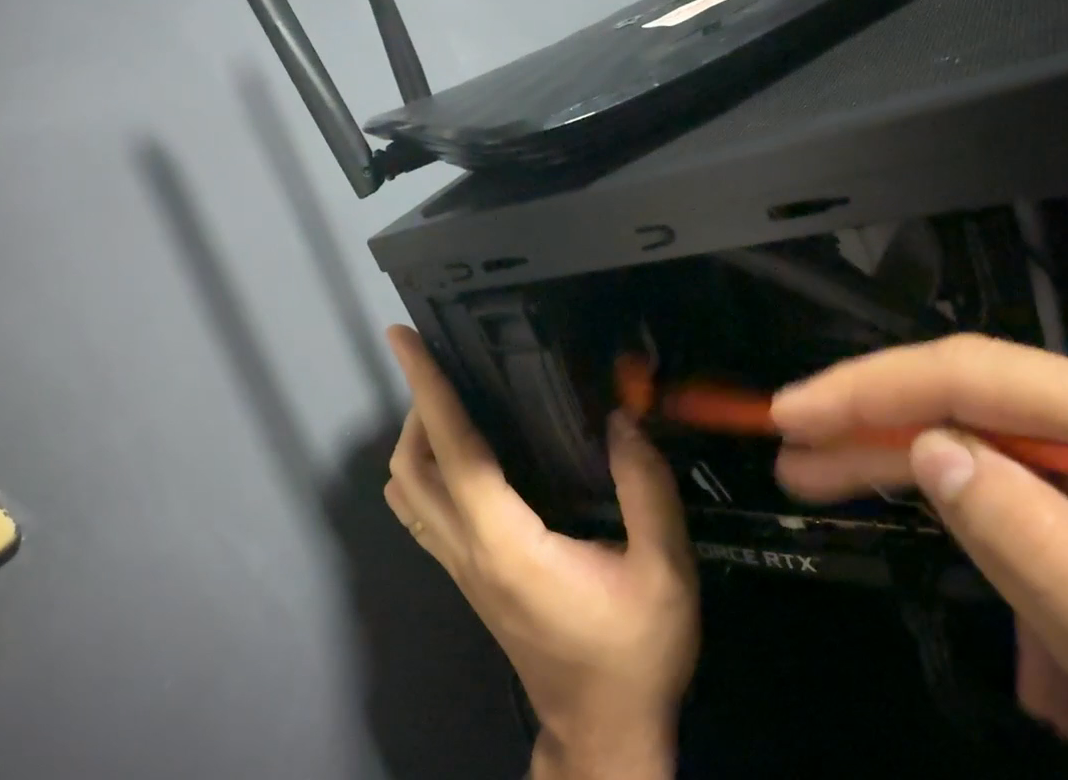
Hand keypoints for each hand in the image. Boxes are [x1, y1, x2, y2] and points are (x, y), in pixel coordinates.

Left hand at [383, 326, 697, 779]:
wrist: (604, 726)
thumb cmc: (633, 654)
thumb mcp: (664, 570)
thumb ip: (646, 488)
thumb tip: (622, 420)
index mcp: (507, 544)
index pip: (453, 451)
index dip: (427, 389)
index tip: (403, 341)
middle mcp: (469, 552)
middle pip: (410, 468)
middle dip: (416, 408)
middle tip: (445, 366)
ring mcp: (461, 570)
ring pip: (406, 495)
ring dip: (415, 442)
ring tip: (452, 405)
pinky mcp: (468, 580)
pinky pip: (423, 515)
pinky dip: (426, 473)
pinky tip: (463, 459)